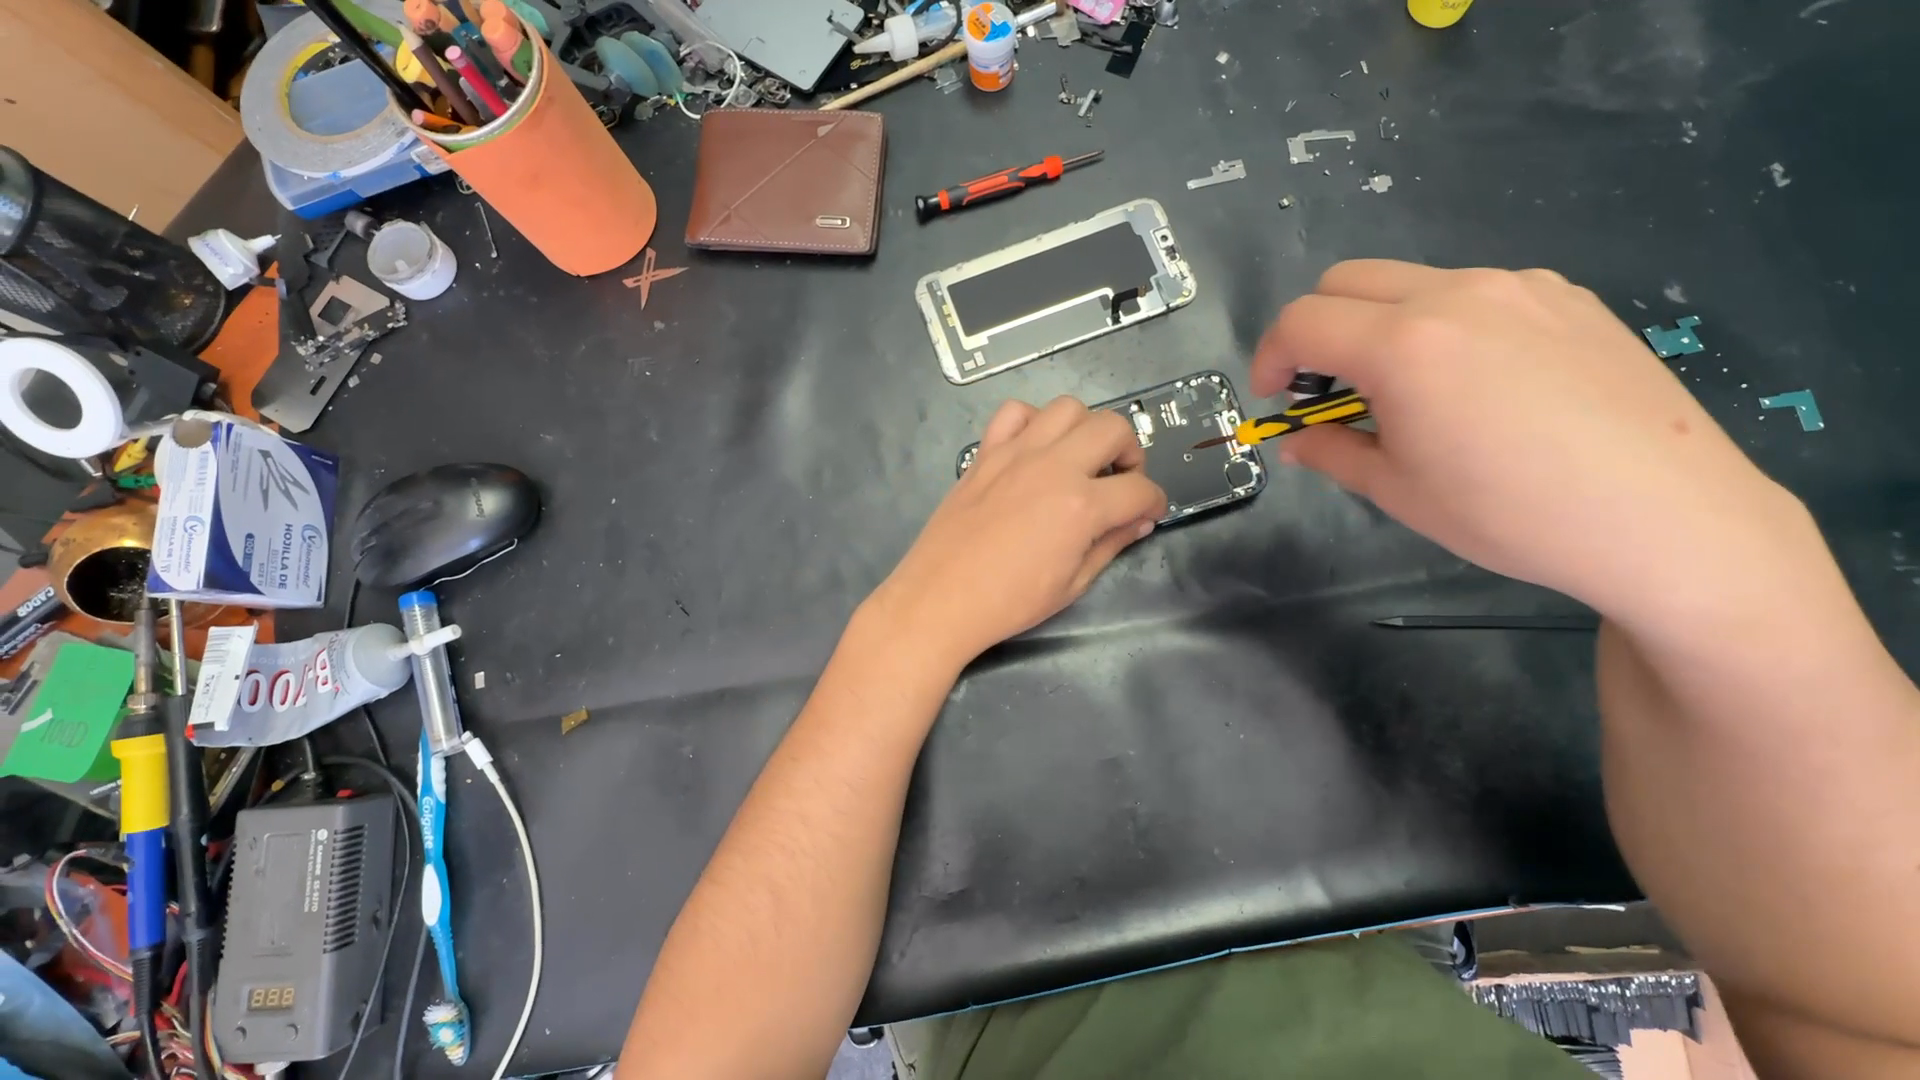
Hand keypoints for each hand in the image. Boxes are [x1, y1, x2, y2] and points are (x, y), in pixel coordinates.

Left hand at [869, 397, 1166, 667]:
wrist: (940, 599)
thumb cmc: (1009, 602)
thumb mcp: (1072, 584)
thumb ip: (1110, 544)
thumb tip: (1137, 521)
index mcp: (1080, 506)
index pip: (1139, 489)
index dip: (1154, 502)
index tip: (1149, 512)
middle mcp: (1052, 466)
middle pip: (1113, 428)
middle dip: (1130, 453)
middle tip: (1120, 481)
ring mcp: (1016, 454)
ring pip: (1068, 408)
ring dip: (1086, 429)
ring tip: (1080, 460)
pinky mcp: (985, 453)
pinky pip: (1014, 412)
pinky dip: (1033, 421)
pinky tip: (1036, 449)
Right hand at [1253, 260, 1803, 617]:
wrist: (1665, 515)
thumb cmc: (1511, 513)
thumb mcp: (1399, 493)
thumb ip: (1333, 453)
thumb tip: (1298, 439)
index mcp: (1403, 345)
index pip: (1301, 321)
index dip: (1270, 357)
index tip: (1275, 398)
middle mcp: (1456, 294)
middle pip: (1347, 280)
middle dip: (1316, 329)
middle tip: (1329, 389)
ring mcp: (1519, 287)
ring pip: (1413, 282)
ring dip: (1381, 325)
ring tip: (1410, 391)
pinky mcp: (1568, 297)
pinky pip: (1477, 292)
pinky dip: (1445, 323)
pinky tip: (1480, 382)